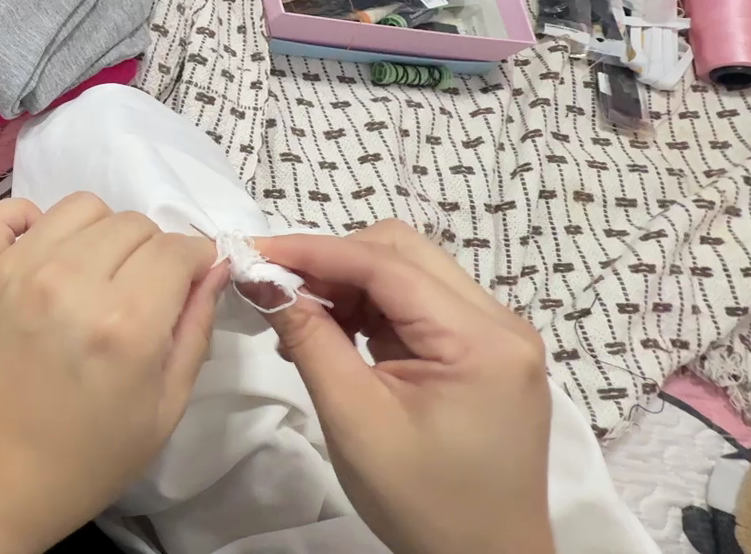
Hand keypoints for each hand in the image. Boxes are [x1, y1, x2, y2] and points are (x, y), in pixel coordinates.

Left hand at [0, 193, 226, 551]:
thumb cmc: (91, 453)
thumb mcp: (166, 405)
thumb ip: (195, 327)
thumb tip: (214, 265)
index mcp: (124, 322)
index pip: (176, 248)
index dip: (195, 260)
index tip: (191, 279)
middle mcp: (71, 280)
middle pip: (132, 222)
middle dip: (153, 250)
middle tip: (143, 289)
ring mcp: (21, 268)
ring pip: (81, 206)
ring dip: (101, 231)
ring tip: (99, 272)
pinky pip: (2, 211)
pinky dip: (26, 218)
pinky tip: (42, 248)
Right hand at [253, 222, 554, 553]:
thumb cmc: (419, 500)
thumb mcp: (351, 414)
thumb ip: (305, 334)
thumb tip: (255, 275)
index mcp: (482, 342)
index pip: (384, 265)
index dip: (312, 250)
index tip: (252, 251)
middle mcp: (498, 324)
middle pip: (398, 251)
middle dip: (330, 260)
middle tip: (278, 287)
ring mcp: (491, 335)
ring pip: (401, 267)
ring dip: (343, 280)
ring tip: (301, 316)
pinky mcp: (474, 348)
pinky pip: (408, 298)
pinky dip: (361, 302)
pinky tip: (331, 331)